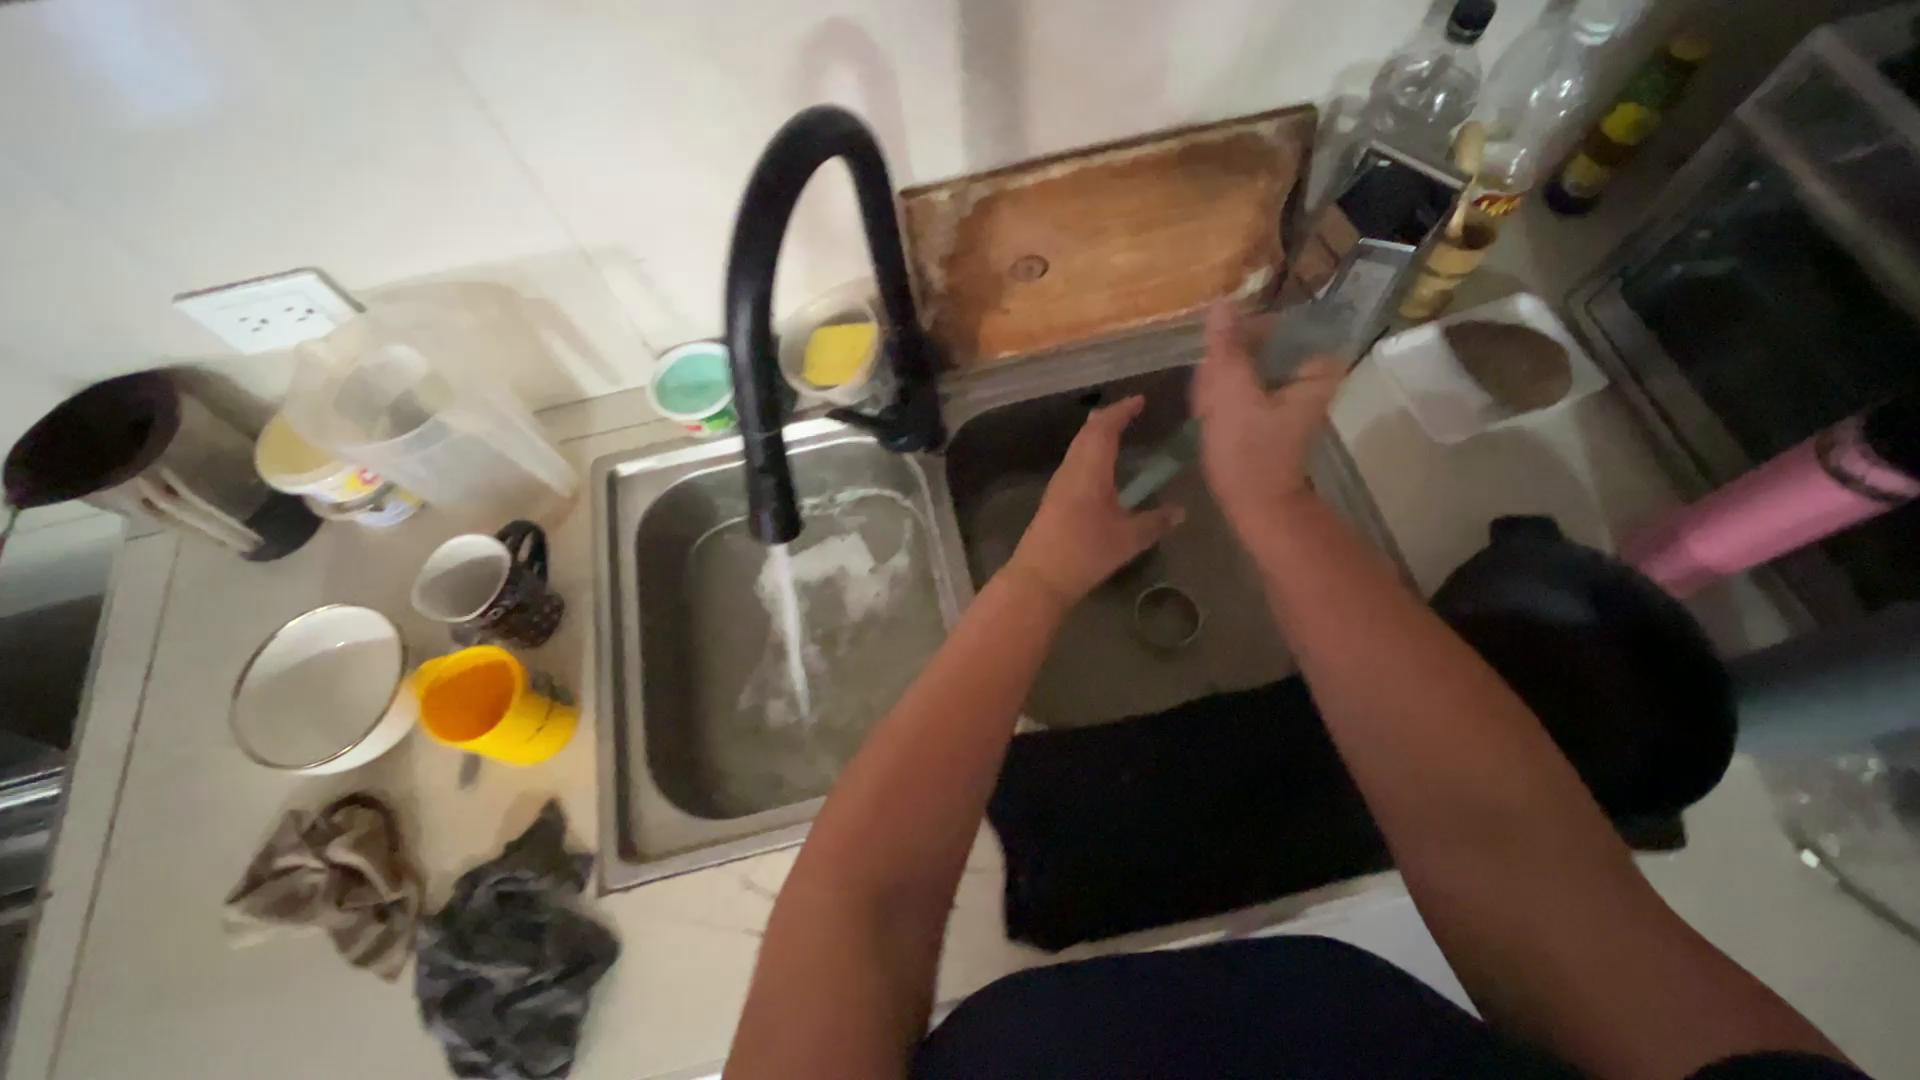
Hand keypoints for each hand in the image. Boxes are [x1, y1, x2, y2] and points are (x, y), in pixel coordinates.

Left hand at [1005, 396, 1184, 607]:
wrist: (1039, 578)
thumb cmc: (1085, 552)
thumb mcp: (1129, 539)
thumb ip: (1155, 522)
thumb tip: (1180, 511)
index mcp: (1090, 468)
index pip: (1105, 428)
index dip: (1122, 411)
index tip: (1140, 400)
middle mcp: (1072, 469)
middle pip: (1088, 432)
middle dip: (1109, 418)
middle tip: (1130, 412)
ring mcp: (1059, 484)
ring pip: (1079, 447)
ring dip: (1097, 435)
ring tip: (1117, 432)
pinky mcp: (1054, 499)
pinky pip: (1075, 463)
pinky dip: (1090, 453)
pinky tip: (1100, 467)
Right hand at [1192, 302, 1342, 535]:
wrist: (1255, 507)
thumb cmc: (1249, 453)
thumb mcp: (1232, 395)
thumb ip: (1227, 348)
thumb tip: (1221, 301)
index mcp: (1315, 369)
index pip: (1275, 327)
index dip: (1242, 339)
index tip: (1222, 359)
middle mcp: (1309, 377)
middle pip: (1257, 347)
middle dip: (1226, 367)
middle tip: (1212, 396)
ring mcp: (1289, 395)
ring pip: (1244, 367)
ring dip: (1219, 384)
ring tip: (1208, 409)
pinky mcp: (1270, 412)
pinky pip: (1241, 388)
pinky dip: (1223, 399)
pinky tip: (1209, 415)